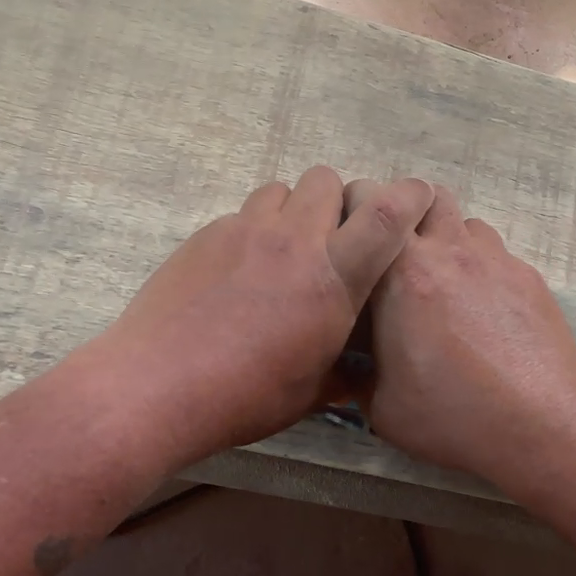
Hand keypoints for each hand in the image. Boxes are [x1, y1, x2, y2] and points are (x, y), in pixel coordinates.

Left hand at [85, 167, 432, 461]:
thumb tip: (361, 371)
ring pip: (281, 189)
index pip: (385, 216)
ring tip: (282, 250)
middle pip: (326, 179)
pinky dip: (253, 232)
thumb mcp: (310, 390)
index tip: (418, 192)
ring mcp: (245, 231)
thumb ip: (344, 367)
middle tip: (330, 238)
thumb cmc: (245, 396)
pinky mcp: (207, 234)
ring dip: (292, 210)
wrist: (157, 385)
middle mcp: (294, 241)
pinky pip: (242, 215)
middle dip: (337, 199)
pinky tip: (237, 274)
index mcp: (333, 278)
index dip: (409, 195)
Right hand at [347, 182, 575, 492]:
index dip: (354, 207)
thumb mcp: (382, 407)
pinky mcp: (528, 277)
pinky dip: (481, 269)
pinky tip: (484, 313)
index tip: (350, 235)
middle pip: (424, 193)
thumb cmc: (453, 415)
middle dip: (406, 211)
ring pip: (464, 222)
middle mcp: (450, 251)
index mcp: (402, 272)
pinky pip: (497, 255)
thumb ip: (355, 373)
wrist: (541, 424)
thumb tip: (346, 367)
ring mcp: (495, 260)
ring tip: (443, 283)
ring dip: (448, 239)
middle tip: (398, 253)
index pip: (369, 200)